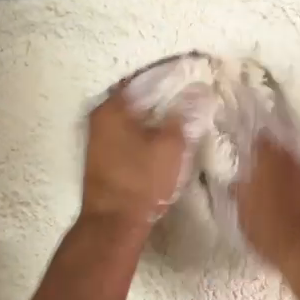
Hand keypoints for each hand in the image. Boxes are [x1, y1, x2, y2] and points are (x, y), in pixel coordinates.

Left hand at [80, 89, 187, 230]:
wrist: (114, 224)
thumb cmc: (141, 181)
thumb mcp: (171, 146)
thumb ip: (185, 115)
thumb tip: (200, 90)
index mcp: (111, 108)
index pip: (145, 78)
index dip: (172, 75)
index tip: (195, 74)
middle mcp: (100, 118)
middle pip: (138, 97)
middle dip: (165, 95)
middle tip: (194, 93)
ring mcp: (100, 139)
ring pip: (134, 117)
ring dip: (157, 115)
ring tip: (185, 114)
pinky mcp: (106, 158)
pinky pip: (131, 134)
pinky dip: (148, 132)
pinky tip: (166, 137)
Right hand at [234, 132, 299, 271]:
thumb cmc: (273, 235)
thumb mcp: (245, 218)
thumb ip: (241, 196)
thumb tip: (238, 185)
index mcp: (269, 163)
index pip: (261, 142)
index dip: (254, 143)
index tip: (249, 147)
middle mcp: (295, 164)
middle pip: (283, 150)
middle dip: (273, 156)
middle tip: (261, 167)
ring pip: (298, 166)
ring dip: (288, 172)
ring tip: (277, 186)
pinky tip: (295, 201)